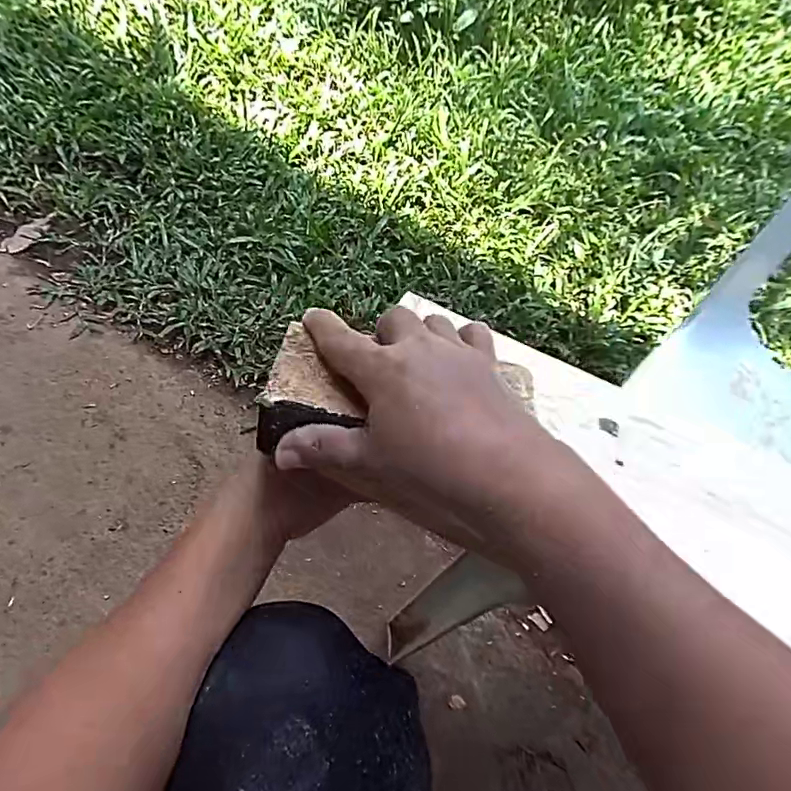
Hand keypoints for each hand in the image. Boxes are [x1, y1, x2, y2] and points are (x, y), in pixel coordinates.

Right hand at [272, 307, 582, 557]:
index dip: (322, 327)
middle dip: (381, 333)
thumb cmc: (431, 469)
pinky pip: (474, 335)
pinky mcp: (492, 365)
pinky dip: (463, 340)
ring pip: (434, 321)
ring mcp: (460, 352)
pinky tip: (462, 360)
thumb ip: (327, 448)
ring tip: (419, 359)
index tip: (313, 318)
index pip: (341, 340)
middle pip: (394, 319)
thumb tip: (283, 451)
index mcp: (381, 369)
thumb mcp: (373, 463)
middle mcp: (420, 349)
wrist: (507, 472)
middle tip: (380, 363)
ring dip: (421, 333)